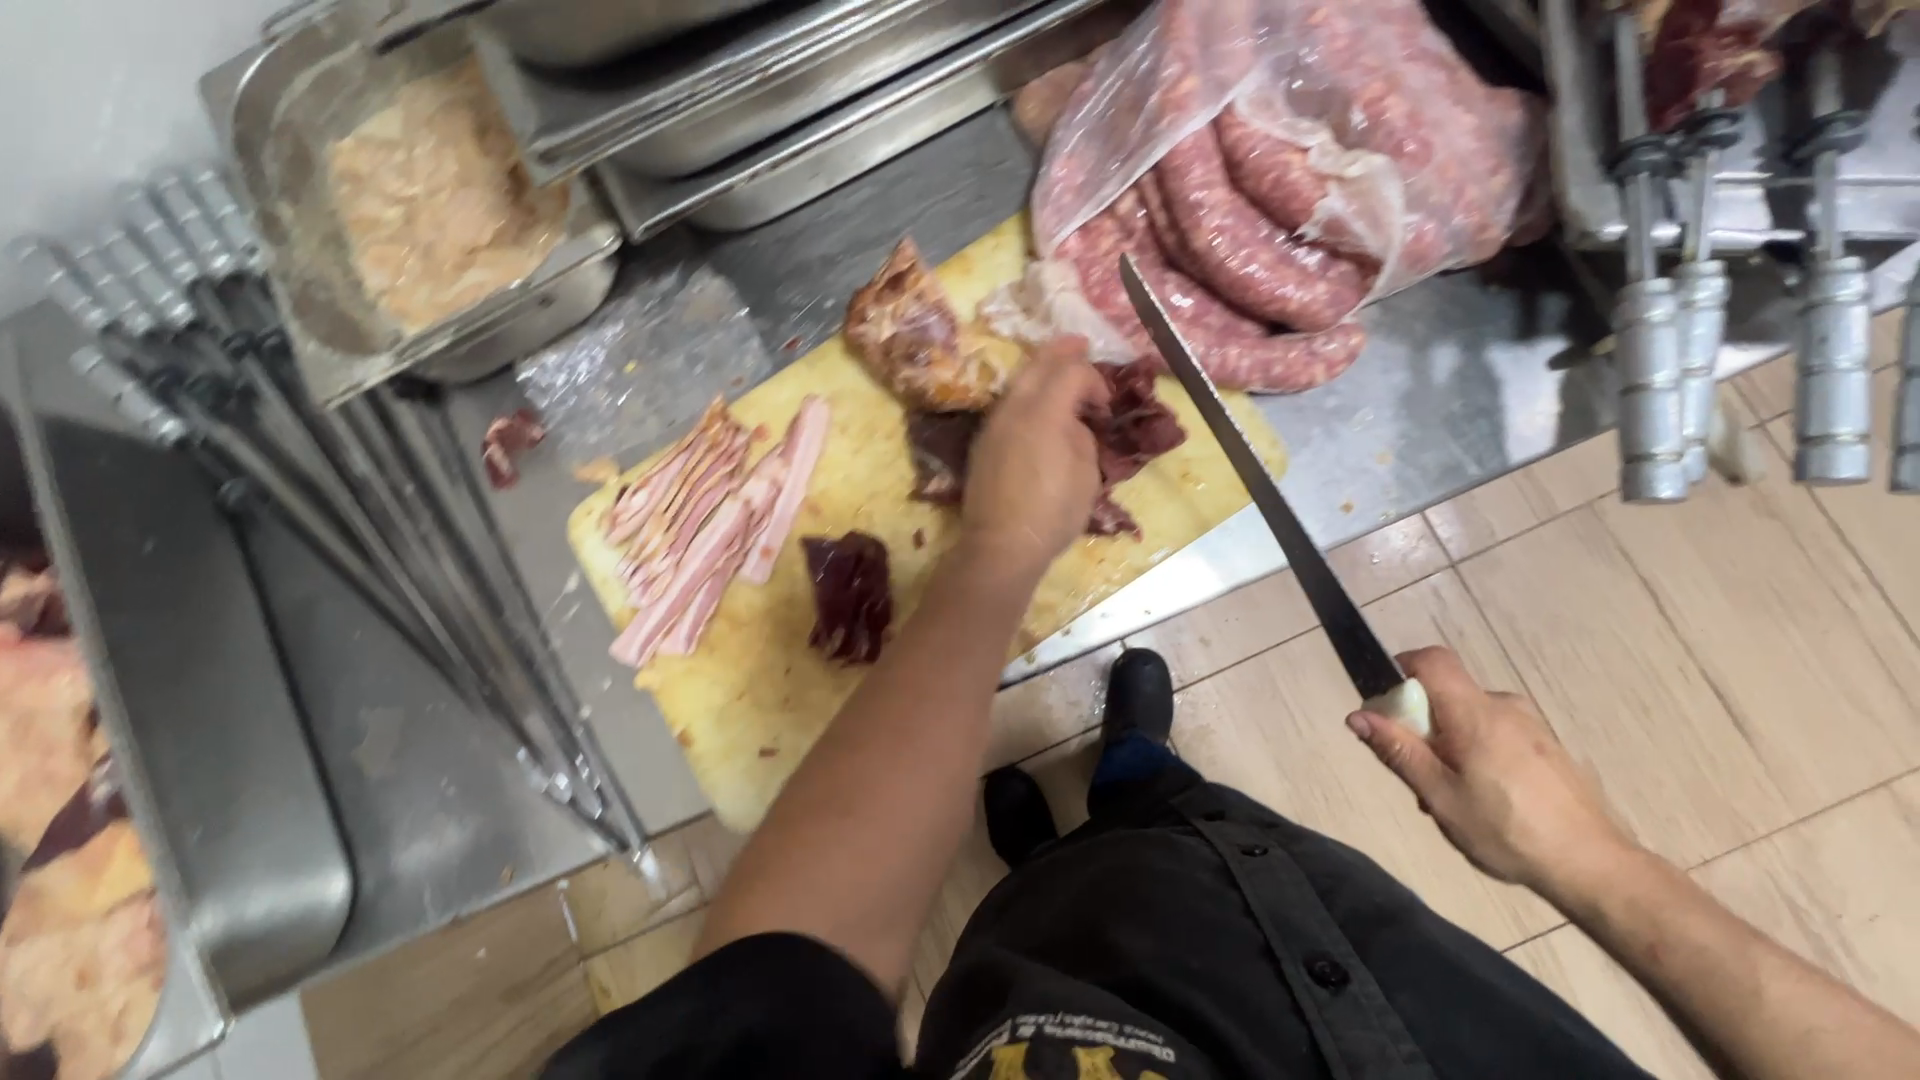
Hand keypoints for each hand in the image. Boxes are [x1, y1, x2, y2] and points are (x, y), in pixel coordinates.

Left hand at [961, 337, 1109, 574]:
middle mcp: (1013, 410)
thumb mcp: (1085, 474)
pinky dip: (1025, 396)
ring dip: (1040, 373)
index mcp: (1043, 413)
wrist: (1001, 546)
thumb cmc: (1052, 514)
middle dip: (1060, 352)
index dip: (1093, 379)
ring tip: (1057, 371)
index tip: (1105, 404)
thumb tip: (1070, 424)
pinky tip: (1037, 408)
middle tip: (1078, 343)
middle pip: (1037, 365)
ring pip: (1017, 384)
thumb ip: (1081, 437)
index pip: (1070, 372)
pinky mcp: (983, 445)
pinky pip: (1006, 406)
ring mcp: (992, 426)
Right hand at [1346, 646, 1637, 897]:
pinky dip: (1477, 754)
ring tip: (1452, 798)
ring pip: (1471, 718)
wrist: (1596, 866)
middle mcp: (1505, 707)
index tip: (1387, 704)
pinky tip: (1485, 800)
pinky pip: (1497, 734)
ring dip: (1449, 745)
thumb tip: (1357, 716)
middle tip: (1418, 776)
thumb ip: (1399, 751)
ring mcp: (1532, 726)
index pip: (1433, 660)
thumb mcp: (1440, 795)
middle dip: (1422, 725)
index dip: (1402, 668)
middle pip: (1447, 694)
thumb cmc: (1507, 830)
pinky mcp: (1548, 747)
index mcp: (1476, 713)